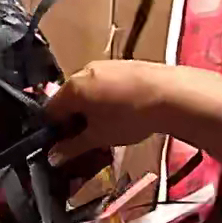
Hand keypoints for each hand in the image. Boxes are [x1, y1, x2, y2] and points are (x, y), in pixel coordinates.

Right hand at [45, 60, 221, 163]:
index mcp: (71, 88)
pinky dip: (104, 99)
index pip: (49, 111)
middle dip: (72, 120)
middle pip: (68, 99)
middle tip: (84, 140)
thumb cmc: (128, 117)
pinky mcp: (123, 65)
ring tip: (105, 127)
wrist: (171, 94)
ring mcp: (104, 65)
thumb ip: (73, 147)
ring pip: (87, 91)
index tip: (63, 146)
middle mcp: (83, 71)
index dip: (53, 131)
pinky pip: (104, 84)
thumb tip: (52, 157)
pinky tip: (121, 113)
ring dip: (89, 110)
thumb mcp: (99, 137)